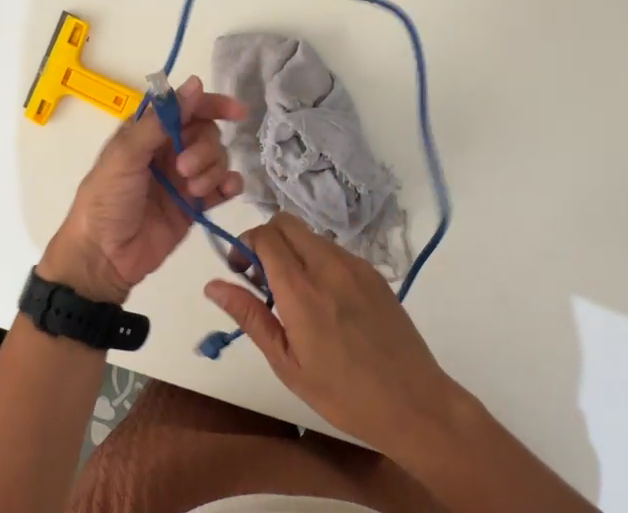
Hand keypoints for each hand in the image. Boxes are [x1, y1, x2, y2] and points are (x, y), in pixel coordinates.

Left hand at [39, 76, 246, 304]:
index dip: (211, 104)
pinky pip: (223, 187)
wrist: (104, 256)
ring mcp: (183, 178)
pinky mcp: (195, 205)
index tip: (236, 111)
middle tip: (184, 169)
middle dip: (204, 147)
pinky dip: (230, 185)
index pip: (186, 107)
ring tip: (193, 189)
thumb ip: (160, 121)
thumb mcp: (125, 155)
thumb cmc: (106, 199)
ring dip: (212, 169)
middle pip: (206, 132)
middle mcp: (167, 149)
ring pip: (217, 158)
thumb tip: (195, 83)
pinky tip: (227, 192)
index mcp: (148, 132)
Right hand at [204, 213, 455, 452]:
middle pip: (286, 223)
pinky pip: (335, 251)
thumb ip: (250, 316)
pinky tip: (326, 301)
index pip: (264, 235)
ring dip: (292, 250)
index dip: (244, 245)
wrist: (414, 404)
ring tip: (295, 294)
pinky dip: (318, 261)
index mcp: (301, 290)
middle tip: (263, 279)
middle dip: (266, 240)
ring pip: (311, 235)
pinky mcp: (374, 274)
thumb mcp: (287, 362)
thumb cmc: (343, 393)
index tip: (241, 273)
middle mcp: (328, 266)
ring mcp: (356, 267)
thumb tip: (213, 285)